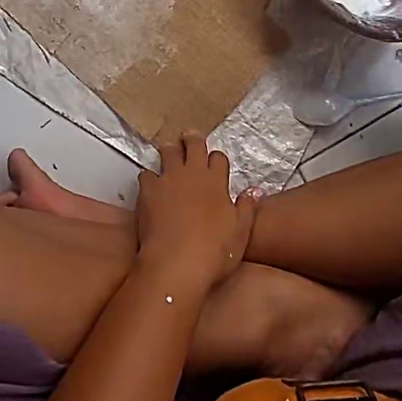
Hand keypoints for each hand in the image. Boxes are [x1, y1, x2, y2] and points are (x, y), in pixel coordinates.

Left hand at [134, 133, 259, 288]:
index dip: (216, 159)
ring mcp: (168, 178)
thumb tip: (254, 190)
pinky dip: (149, 177)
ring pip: (168, 151)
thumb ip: (247, 208)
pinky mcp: (148, 189)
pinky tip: (150, 184)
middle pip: (193, 145)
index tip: (215, 162)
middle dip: (192, 139)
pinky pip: (146, 173)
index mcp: (216, 181)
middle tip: (189, 137)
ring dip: (170, 150)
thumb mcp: (240, 232)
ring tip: (169, 151)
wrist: (177, 263)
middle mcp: (192, 173)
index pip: (218, 158)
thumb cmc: (214, 252)